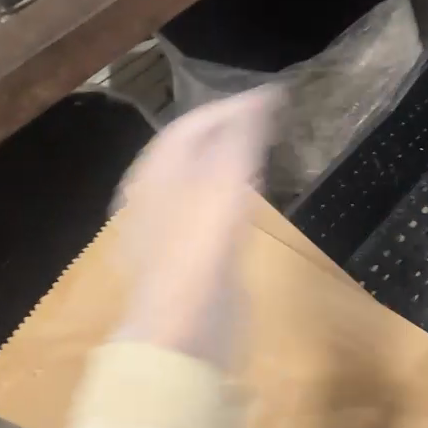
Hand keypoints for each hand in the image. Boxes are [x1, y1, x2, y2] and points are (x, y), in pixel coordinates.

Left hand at [113, 86, 284, 365]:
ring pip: (198, 178)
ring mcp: (167, 229)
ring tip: (261, 151)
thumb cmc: (201, 249)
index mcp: (154, 174)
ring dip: (229, 159)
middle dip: (228, 129)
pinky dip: (230, 190)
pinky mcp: (185, 256)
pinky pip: (207, 207)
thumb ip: (242, 136)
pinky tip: (247, 199)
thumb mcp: (226, 181)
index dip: (233, 106)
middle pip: (190, 150)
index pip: (192, 125)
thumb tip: (262, 97)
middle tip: (269, 119)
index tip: (275, 97)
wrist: (185, 331)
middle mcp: (153, 196)